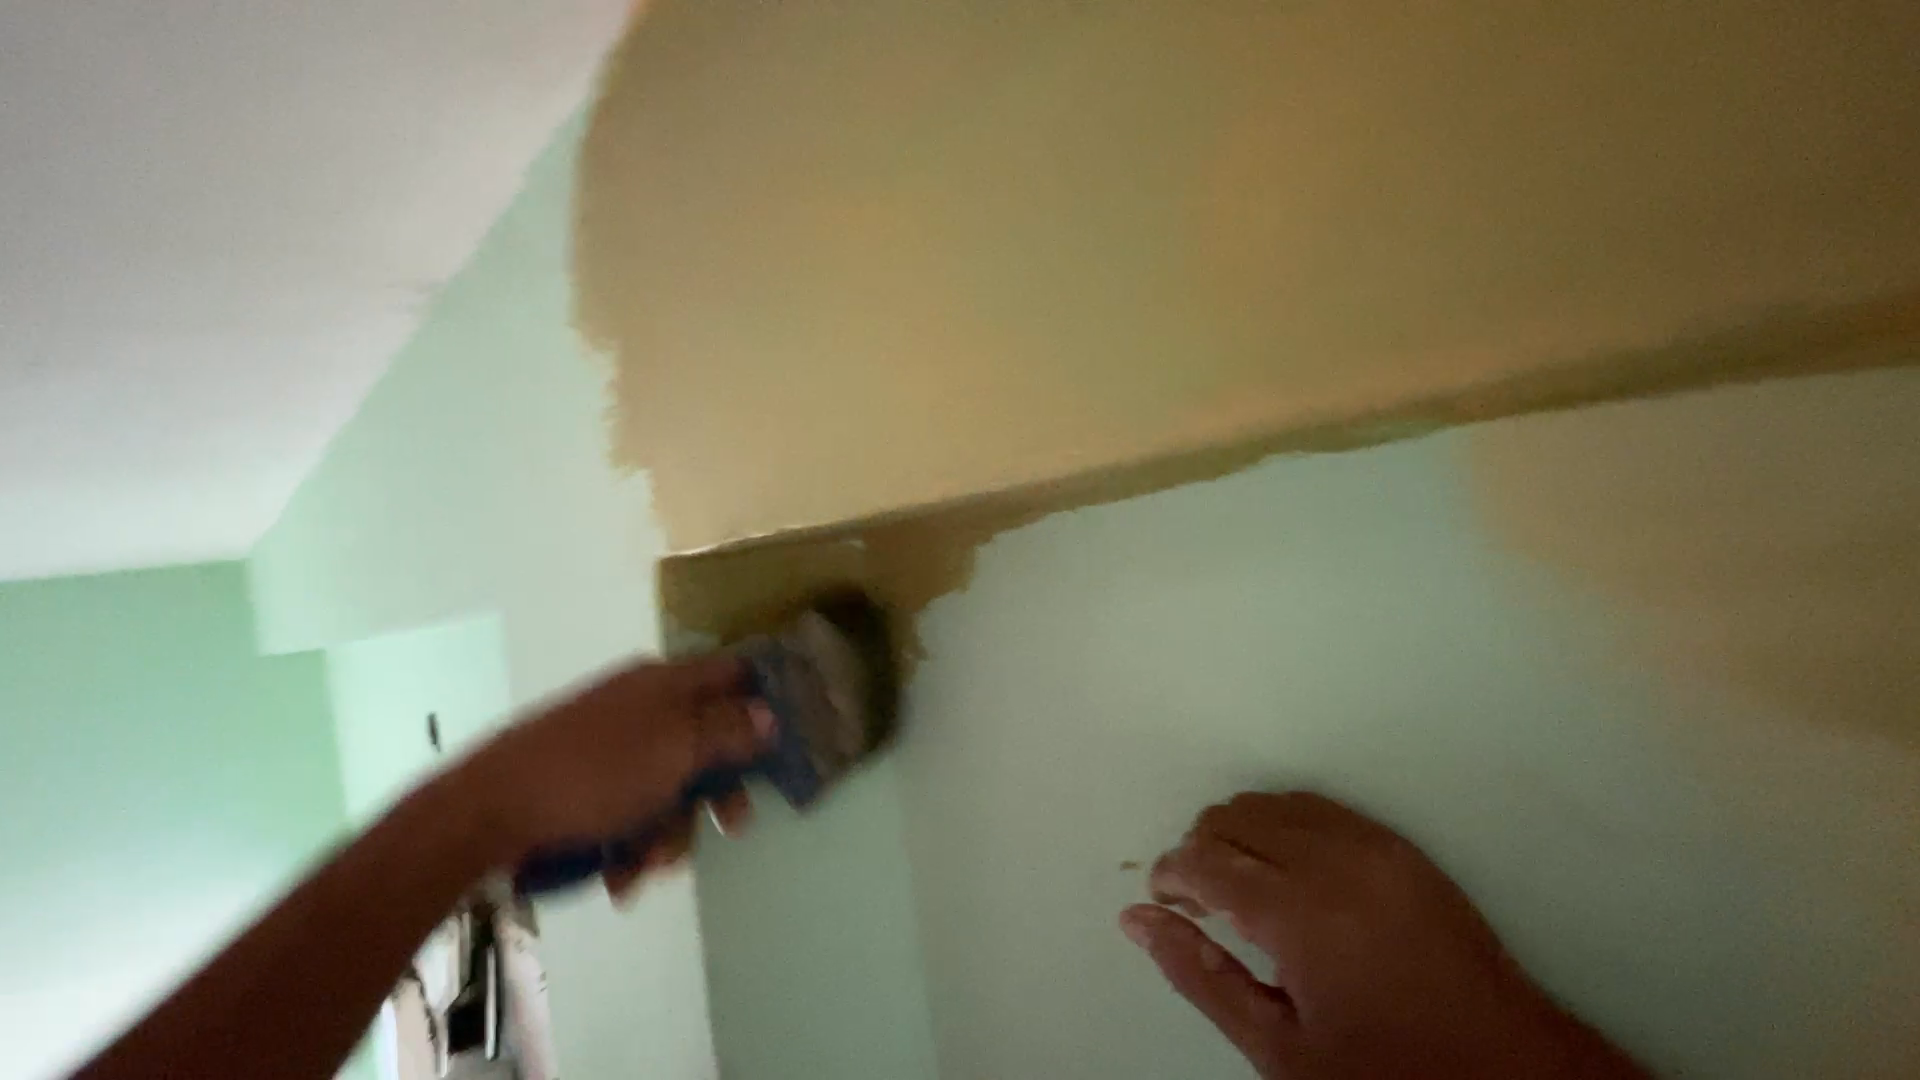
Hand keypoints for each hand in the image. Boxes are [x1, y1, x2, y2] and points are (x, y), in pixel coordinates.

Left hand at [458, 654, 772, 889]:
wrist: (484, 814)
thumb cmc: (595, 775)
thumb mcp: (677, 750)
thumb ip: (729, 731)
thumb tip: (770, 712)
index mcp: (666, 682)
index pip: (733, 675)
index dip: (762, 704)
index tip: (779, 746)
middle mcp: (642, 703)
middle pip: (706, 740)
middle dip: (714, 793)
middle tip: (731, 828)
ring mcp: (609, 741)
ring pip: (669, 782)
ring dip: (669, 830)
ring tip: (645, 869)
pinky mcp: (582, 779)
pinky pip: (629, 805)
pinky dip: (632, 840)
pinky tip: (620, 874)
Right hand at [1121, 792, 1647, 1079]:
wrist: (1514, 1074)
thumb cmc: (1386, 1072)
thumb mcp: (1281, 1051)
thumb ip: (1200, 977)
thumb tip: (1137, 921)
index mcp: (1299, 913)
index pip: (1204, 860)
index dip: (1171, 875)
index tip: (1166, 900)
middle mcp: (1332, 860)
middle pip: (1232, 818)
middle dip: (1200, 850)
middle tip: (1202, 903)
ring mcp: (1371, 845)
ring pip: (1271, 803)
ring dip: (1239, 833)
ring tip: (1242, 885)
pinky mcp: (1398, 845)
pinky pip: (1317, 806)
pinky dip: (1282, 824)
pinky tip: (1286, 869)